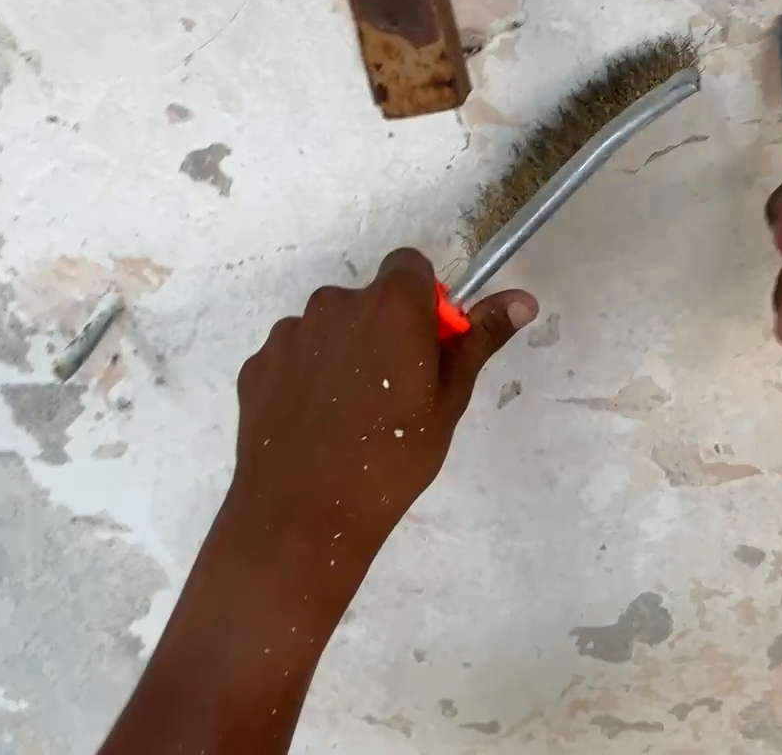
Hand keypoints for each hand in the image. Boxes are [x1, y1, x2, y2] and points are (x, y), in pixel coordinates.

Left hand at [101, 250, 534, 754]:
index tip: (428, 344)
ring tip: (351, 413)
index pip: (411, 265)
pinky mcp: (257, 365)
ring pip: (331, 327)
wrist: (302, 516)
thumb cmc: (394, 455)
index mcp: (391, 303)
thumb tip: (524, 299)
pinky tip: (316, 423)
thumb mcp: (450, 398)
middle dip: (385, 328)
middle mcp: (335, 302)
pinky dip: (309, 376)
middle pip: (370, 298)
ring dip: (345, 350)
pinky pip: (296, 355)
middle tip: (395, 389)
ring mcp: (290, 333)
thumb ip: (481, 338)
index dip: (424, 300)